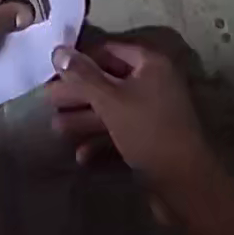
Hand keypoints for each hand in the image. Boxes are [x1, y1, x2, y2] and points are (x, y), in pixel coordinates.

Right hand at [46, 37, 222, 197]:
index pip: (109, 51)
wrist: (185, 184)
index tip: (54, 72)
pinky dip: (102, 141)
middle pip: (109, 81)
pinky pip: (122, 132)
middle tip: (48, 102)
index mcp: (150, 62)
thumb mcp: (111, 100)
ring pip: (114, 109)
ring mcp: (154, 112)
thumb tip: (59, 50)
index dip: (81, 60)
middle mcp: (154, 81)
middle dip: (79, 93)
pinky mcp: (152, 140)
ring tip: (56, 129)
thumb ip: (84, 76)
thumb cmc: (147, 130)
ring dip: (86, 118)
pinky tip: (81, 156)